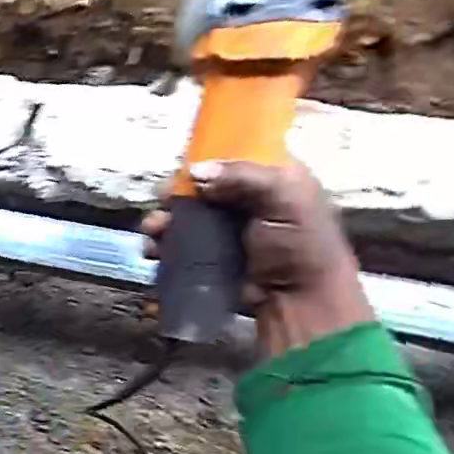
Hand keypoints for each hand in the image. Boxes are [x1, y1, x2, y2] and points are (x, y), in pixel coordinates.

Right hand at [142, 160, 373, 357]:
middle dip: (175, 193)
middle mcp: (243, 199)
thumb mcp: (284, 199)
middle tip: (164, 200)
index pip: (232, 154)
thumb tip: (194, 171)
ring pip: (180, 215)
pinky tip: (154, 251)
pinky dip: (160, 244)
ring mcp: (222, 229)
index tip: (185, 167)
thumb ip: (244, 177)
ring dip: (162, 221)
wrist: (296, 299)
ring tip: (154, 231)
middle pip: (198, 186)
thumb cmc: (299, 245)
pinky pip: (175, 243)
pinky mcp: (205, 254)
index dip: (206, 156)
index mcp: (270, 177)